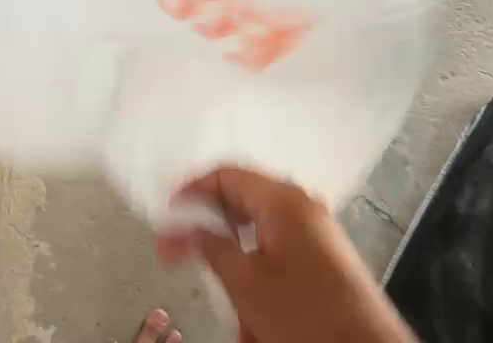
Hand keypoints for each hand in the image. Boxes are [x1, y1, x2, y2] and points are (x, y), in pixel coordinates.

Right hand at [157, 167, 413, 342]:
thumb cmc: (312, 318)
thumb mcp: (244, 281)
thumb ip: (207, 245)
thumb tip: (181, 225)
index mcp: (285, 199)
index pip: (225, 174)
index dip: (191, 191)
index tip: (168, 211)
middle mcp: (303, 208)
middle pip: (240, 204)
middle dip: (213, 235)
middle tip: (183, 251)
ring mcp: (316, 234)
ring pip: (256, 237)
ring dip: (237, 267)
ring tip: (236, 306)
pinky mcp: (324, 262)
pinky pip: (276, 258)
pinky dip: (258, 279)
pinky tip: (256, 316)